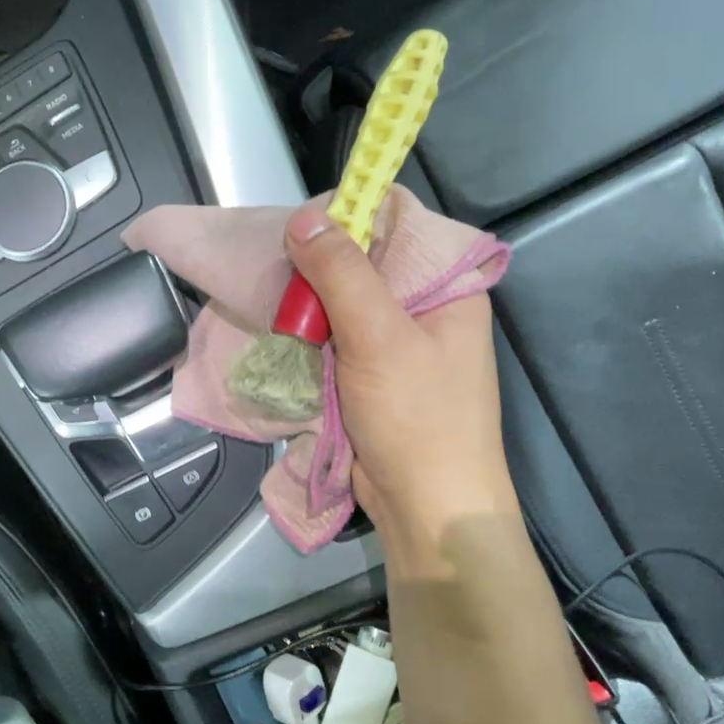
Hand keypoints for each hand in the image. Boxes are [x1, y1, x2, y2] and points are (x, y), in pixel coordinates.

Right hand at [284, 191, 515, 542]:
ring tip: (276, 304)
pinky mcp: (369, 376)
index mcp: (448, 288)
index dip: (351, 217)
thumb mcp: (379, 337)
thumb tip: (303, 217)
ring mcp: (395, 345)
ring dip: (308, 307)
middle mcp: (424, 308)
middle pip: (364, 265)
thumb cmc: (417, 417)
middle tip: (277, 270)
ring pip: (342, 304)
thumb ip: (342, 274)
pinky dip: (307, 337)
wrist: (426, 506)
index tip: (300, 226)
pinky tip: (284, 335)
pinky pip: (333, 340)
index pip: (399, 227)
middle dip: (318, 268)